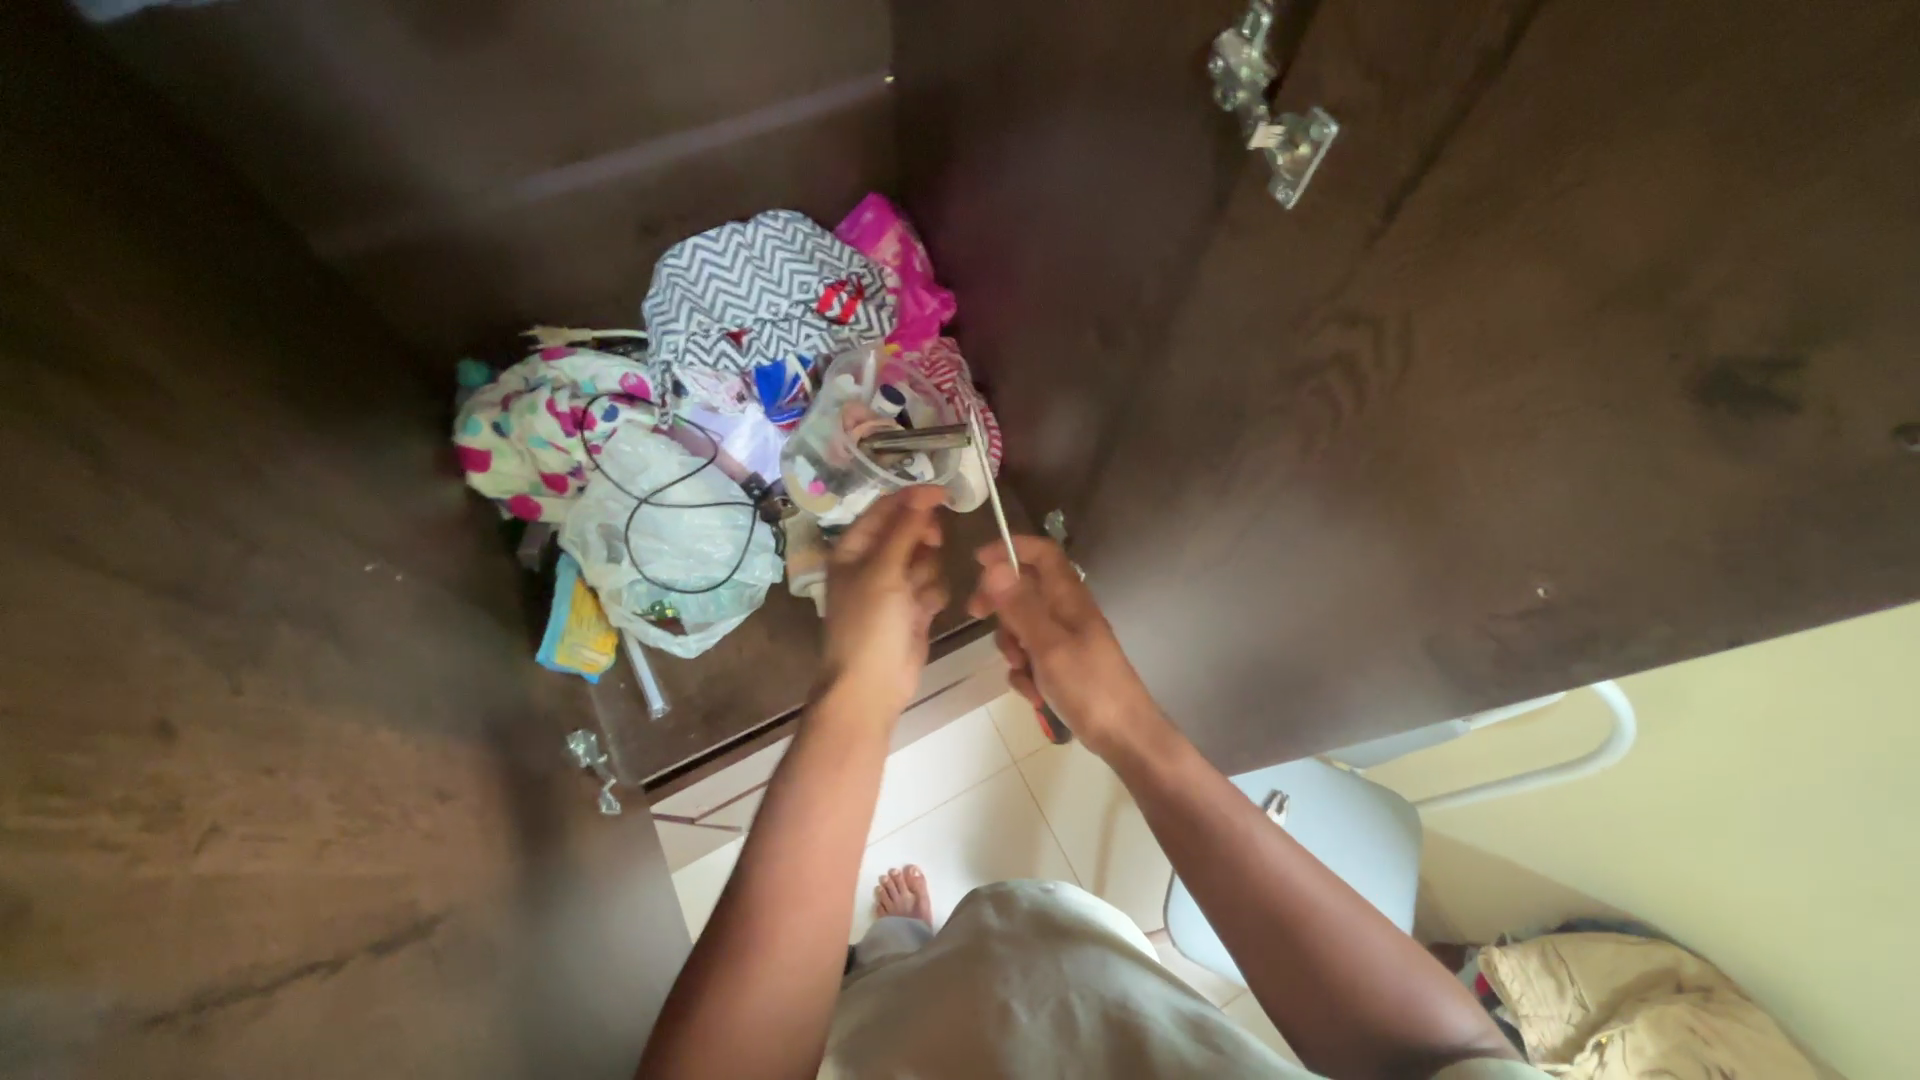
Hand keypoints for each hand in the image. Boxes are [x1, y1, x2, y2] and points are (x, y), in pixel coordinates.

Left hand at [820, 486, 949, 712]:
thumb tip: (924, 493)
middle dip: (923, 537)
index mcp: (853, 549)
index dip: (912, 498)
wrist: (872, 686)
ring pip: (926, 559)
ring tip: (917, 594)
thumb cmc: (869, 625)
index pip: (884, 510)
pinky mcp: (914, 609)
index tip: (944, 493)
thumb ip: (905, 529)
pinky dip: (932, 596)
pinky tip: (926, 612)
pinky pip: (933, 586)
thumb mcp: (884, 570)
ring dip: (928, 572)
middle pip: (908, 531)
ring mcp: (894, 588)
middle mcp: (872, 564)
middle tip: (933, 544)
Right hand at [966, 536, 1162, 756]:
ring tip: (1022, 670)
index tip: (978, 561)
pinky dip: (1026, 674)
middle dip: (1000, 604)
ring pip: (1023, 628)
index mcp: (1069, 599)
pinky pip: (1031, 659)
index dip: (1011, 548)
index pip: (1042, 554)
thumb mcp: (1048, 646)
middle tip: (977, 614)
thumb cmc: (1089, 687)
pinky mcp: (1062, 667)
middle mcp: (1067, 613)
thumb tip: (995, 567)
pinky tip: (1034, 694)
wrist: (1124, 736)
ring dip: (1012, 647)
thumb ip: (1021, 607)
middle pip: (1025, 590)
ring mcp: (1065, 641)